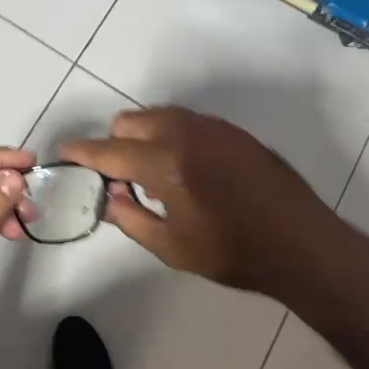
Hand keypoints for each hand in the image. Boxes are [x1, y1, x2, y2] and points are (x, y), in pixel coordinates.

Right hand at [60, 107, 345, 296]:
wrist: (303, 245)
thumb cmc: (234, 252)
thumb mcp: (172, 247)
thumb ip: (131, 218)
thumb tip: (111, 197)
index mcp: (164, 162)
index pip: (110, 151)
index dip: (84, 152)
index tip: (64, 150)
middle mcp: (184, 132)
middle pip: (130, 121)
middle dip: (115, 143)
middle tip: (122, 180)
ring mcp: (212, 127)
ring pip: (158, 116)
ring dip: (144, 138)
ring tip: (158, 179)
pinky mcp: (233, 131)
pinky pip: (187, 123)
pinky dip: (172, 138)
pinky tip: (189, 172)